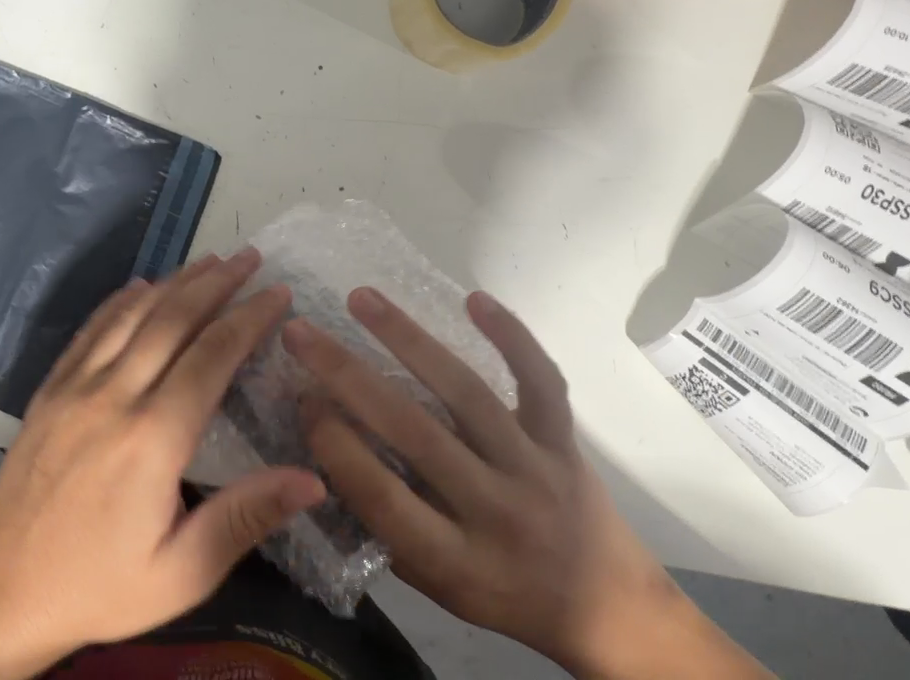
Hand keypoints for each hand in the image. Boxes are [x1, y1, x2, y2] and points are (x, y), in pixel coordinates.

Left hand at [0, 249, 325, 679]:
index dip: (248, 318)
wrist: (2, 586)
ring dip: (171, 283)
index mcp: (153, 437)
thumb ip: (246, 518)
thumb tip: (313, 479)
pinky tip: (139, 287)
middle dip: (215, 284)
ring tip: (207, 262)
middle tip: (249, 257)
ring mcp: (74, 387)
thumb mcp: (182, 571)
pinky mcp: (49, 390)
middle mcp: (112, 395)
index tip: (278, 292)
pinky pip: (89, 331)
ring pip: (130, 316)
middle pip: (171, 320)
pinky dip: (119, 302)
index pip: (212, 356)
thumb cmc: (99, 585)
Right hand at [284, 289, 769, 679]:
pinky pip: (541, 382)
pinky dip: (512, 337)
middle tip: (300, 332)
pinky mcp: (566, 443)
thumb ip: (382, 523)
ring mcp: (536, 470)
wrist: (610, 610)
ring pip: (467, 394)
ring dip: (408, 339)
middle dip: (348, 375)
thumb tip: (322, 449)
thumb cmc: (499, 593)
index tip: (299, 396)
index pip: (383, 495)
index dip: (335, 445)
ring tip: (362, 298)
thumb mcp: (433, 582)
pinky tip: (474, 298)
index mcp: (457, 561)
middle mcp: (498, 512)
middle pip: (416, 432)